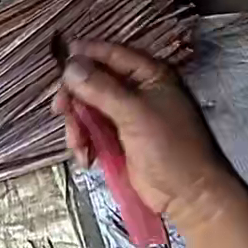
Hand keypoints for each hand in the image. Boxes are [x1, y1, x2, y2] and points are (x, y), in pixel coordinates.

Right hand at [53, 40, 244, 230]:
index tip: (63, 55)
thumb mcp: (134, 113)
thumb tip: (69, 66)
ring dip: (78, 124)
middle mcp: (136, 89)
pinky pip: (91, 130)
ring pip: (88, 107)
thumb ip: (101, 89)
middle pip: (95, 81)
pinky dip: (84, 141)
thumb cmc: (169, 146)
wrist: (186, 195)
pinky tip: (86, 157)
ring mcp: (126, 115)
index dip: (87, 53)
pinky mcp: (118, 139)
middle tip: (61, 109)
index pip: (113, 54)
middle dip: (76, 96)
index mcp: (149, 74)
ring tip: (78, 144)